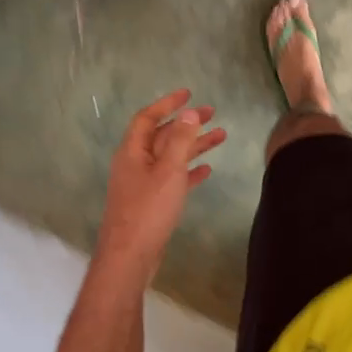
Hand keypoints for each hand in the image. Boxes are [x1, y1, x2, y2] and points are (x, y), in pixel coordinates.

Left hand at [93, 90, 226, 278]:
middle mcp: (135, 164)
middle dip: (186, 123)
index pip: (147, 119)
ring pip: (171, 156)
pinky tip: (206, 169)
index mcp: (133, 152)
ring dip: (193, 145)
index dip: (167, 104)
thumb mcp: (168, 170)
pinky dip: (189, 170)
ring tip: (221, 136)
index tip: (188, 94)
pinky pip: (173, 177)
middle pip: (162, 136)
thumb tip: (188, 112)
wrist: (130, 257)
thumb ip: (180, 140)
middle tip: (212, 112)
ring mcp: (142, 184)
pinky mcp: (151, 202)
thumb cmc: (148, 210)